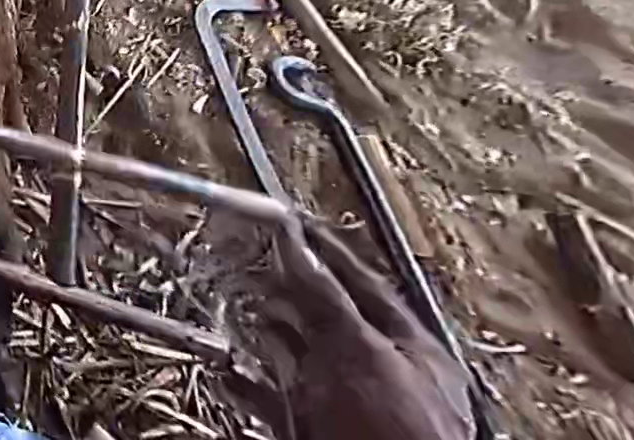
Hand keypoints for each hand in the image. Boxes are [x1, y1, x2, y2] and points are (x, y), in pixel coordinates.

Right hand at [246, 220, 471, 439]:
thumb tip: (293, 244)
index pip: (360, 281)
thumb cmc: (391, 431)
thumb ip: (324, 298)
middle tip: (237, 252)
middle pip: (318, 311)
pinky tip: (224, 365)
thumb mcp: (361, 354)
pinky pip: (267, 387)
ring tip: (227, 303)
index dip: (322, 247)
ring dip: (257, 327)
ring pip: (289, 346)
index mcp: (409, 350)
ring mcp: (342, 398)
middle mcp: (377, 369)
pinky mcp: (310, 422)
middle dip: (277, 284)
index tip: (282, 215)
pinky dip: (242, 374)